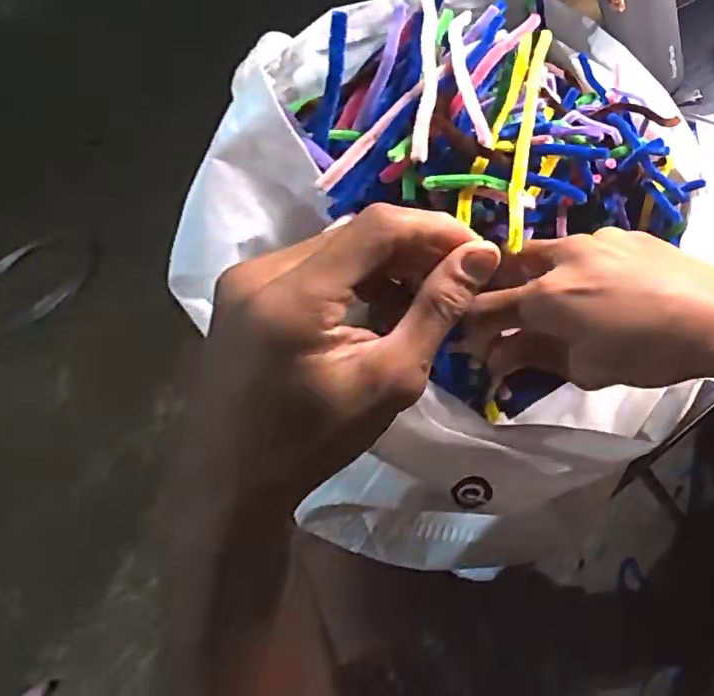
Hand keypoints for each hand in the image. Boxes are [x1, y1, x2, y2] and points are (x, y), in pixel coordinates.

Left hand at [189, 204, 500, 501]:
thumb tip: (484, 253)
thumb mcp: (392, 377)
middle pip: (362, 230)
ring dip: (395, 260)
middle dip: (421, 246)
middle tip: (463, 274)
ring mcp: (251, 277)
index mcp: (293, 295)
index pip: (378, 226)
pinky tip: (389, 302)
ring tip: (430, 292)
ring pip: (346, 242)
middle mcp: (263, 270)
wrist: (228, 487)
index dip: (437, 229)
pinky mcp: (251, 289)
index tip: (478, 252)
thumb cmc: (314, 441)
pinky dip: (365, 273)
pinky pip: (324, 260)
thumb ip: (439, 307)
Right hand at [466, 228, 713, 388]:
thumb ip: (535, 356)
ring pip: (551, 252)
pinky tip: (604, 287)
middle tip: (518, 320)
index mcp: (546, 294)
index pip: (488, 307)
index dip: (476, 329)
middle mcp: (564, 256)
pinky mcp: (625, 233)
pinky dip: (579, 267)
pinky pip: (587, 248)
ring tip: (563, 303)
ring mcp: (596, 238)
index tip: (480, 347)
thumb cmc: (648, 350)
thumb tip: (500, 356)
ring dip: (543, 275)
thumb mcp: (587, 367)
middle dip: (505, 292)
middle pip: (513, 266)